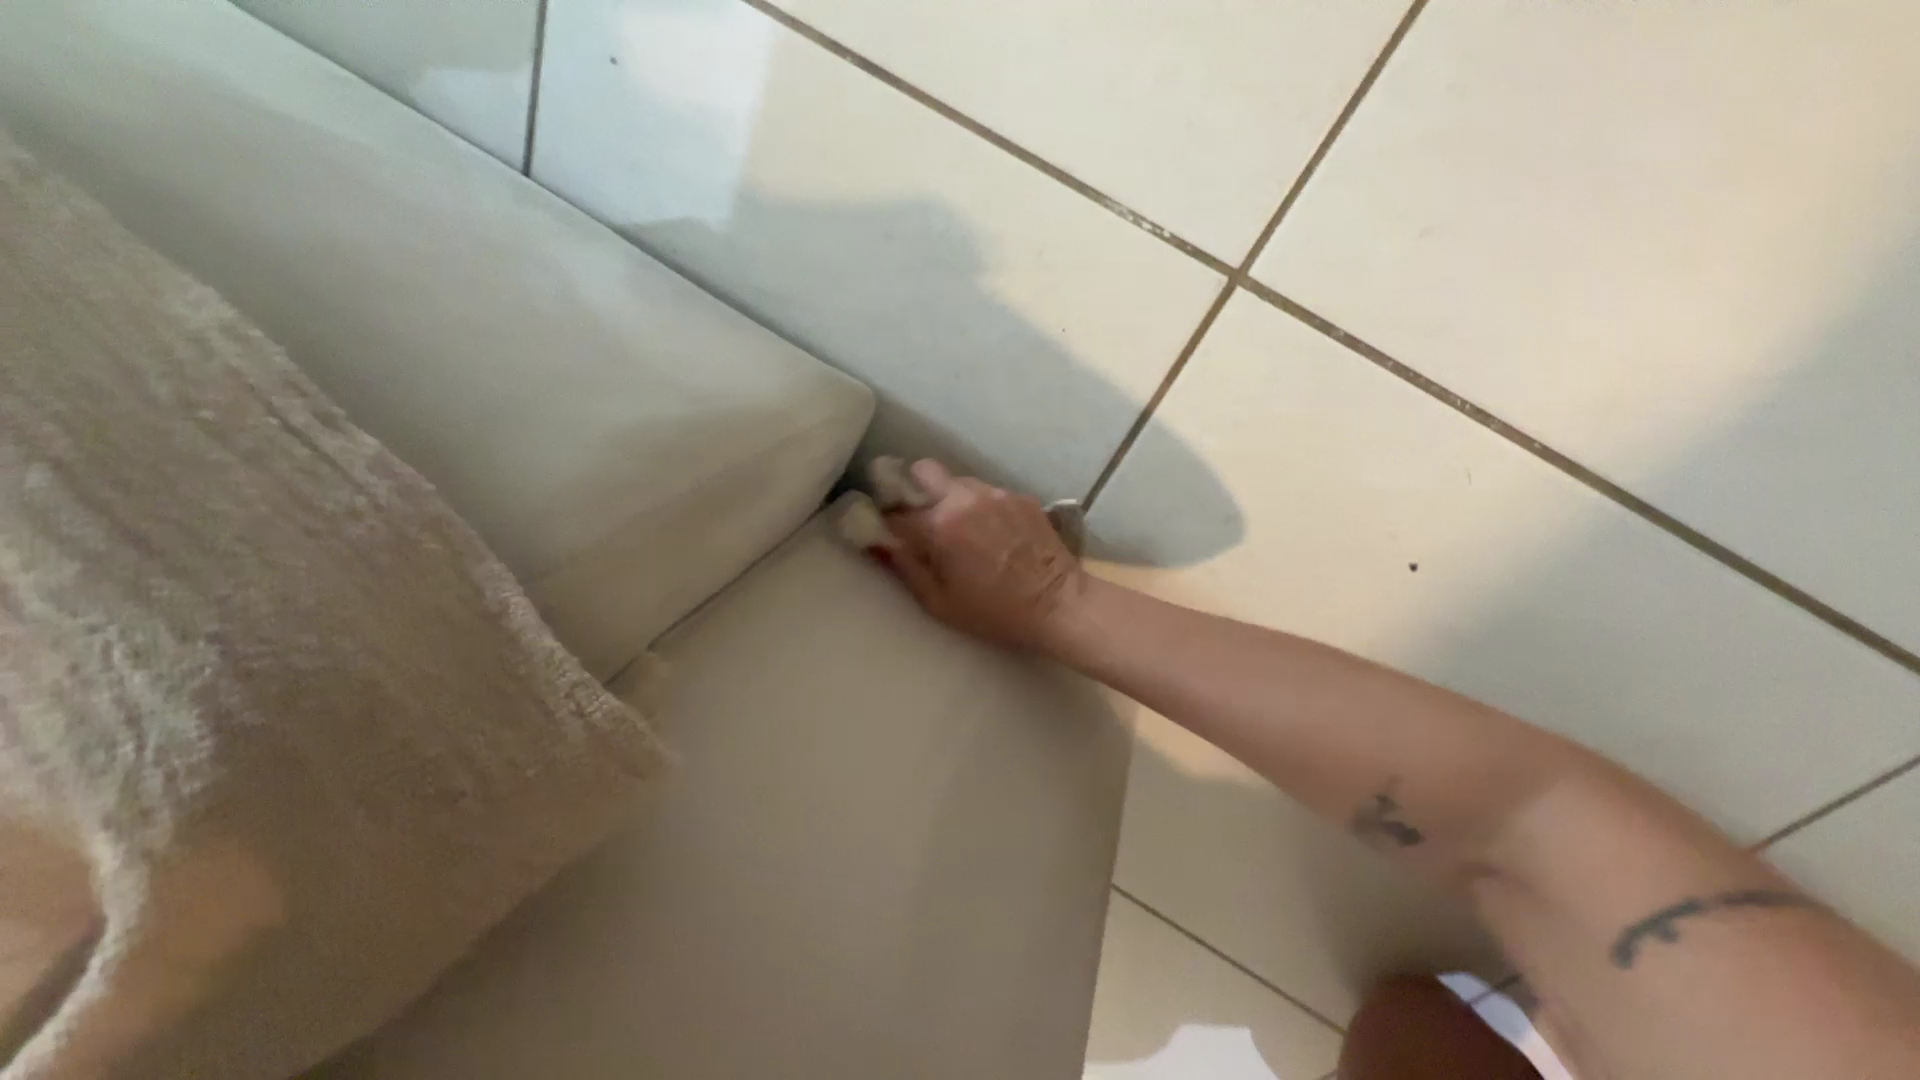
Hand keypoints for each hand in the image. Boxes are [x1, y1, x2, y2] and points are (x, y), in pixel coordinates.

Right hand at [871, 460, 1085, 650]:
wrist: (1059, 605)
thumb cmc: (995, 613)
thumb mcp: (939, 602)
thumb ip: (905, 568)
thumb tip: (877, 543)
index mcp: (940, 525)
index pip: (895, 510)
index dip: (888, 521)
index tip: (890, 532)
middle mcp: (965, 498)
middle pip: (924, 471)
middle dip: (917, 489)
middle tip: (923, 518)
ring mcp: (996, 494)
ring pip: (958, 480)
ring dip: (951, 498)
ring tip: (964, 529)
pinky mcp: (1020, 497)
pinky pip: (988, 492)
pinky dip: (982, 506)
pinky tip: (993, 533)